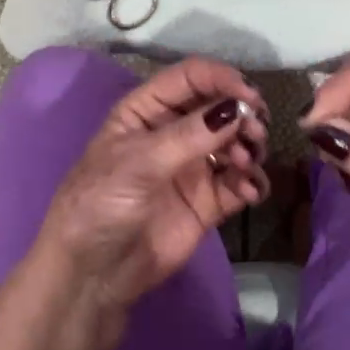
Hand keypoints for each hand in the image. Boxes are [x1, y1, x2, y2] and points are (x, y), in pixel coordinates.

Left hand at [38, 57, 271, 311]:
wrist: (93, 272)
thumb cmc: (102, 201)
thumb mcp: (139, 162)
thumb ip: (189, 136)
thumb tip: (236, 108)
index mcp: (147, 109)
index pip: (189, 78)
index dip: (221, 79)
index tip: (250, 96)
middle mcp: (172, 131)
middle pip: (217, 107)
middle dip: (241, 113)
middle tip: (256, 132)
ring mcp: (191, 166)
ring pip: (233, 142)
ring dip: (249, 146)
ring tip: (247, 163)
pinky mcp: (206, 203)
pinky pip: (238, 183)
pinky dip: (251, 182)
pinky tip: (251, 191)